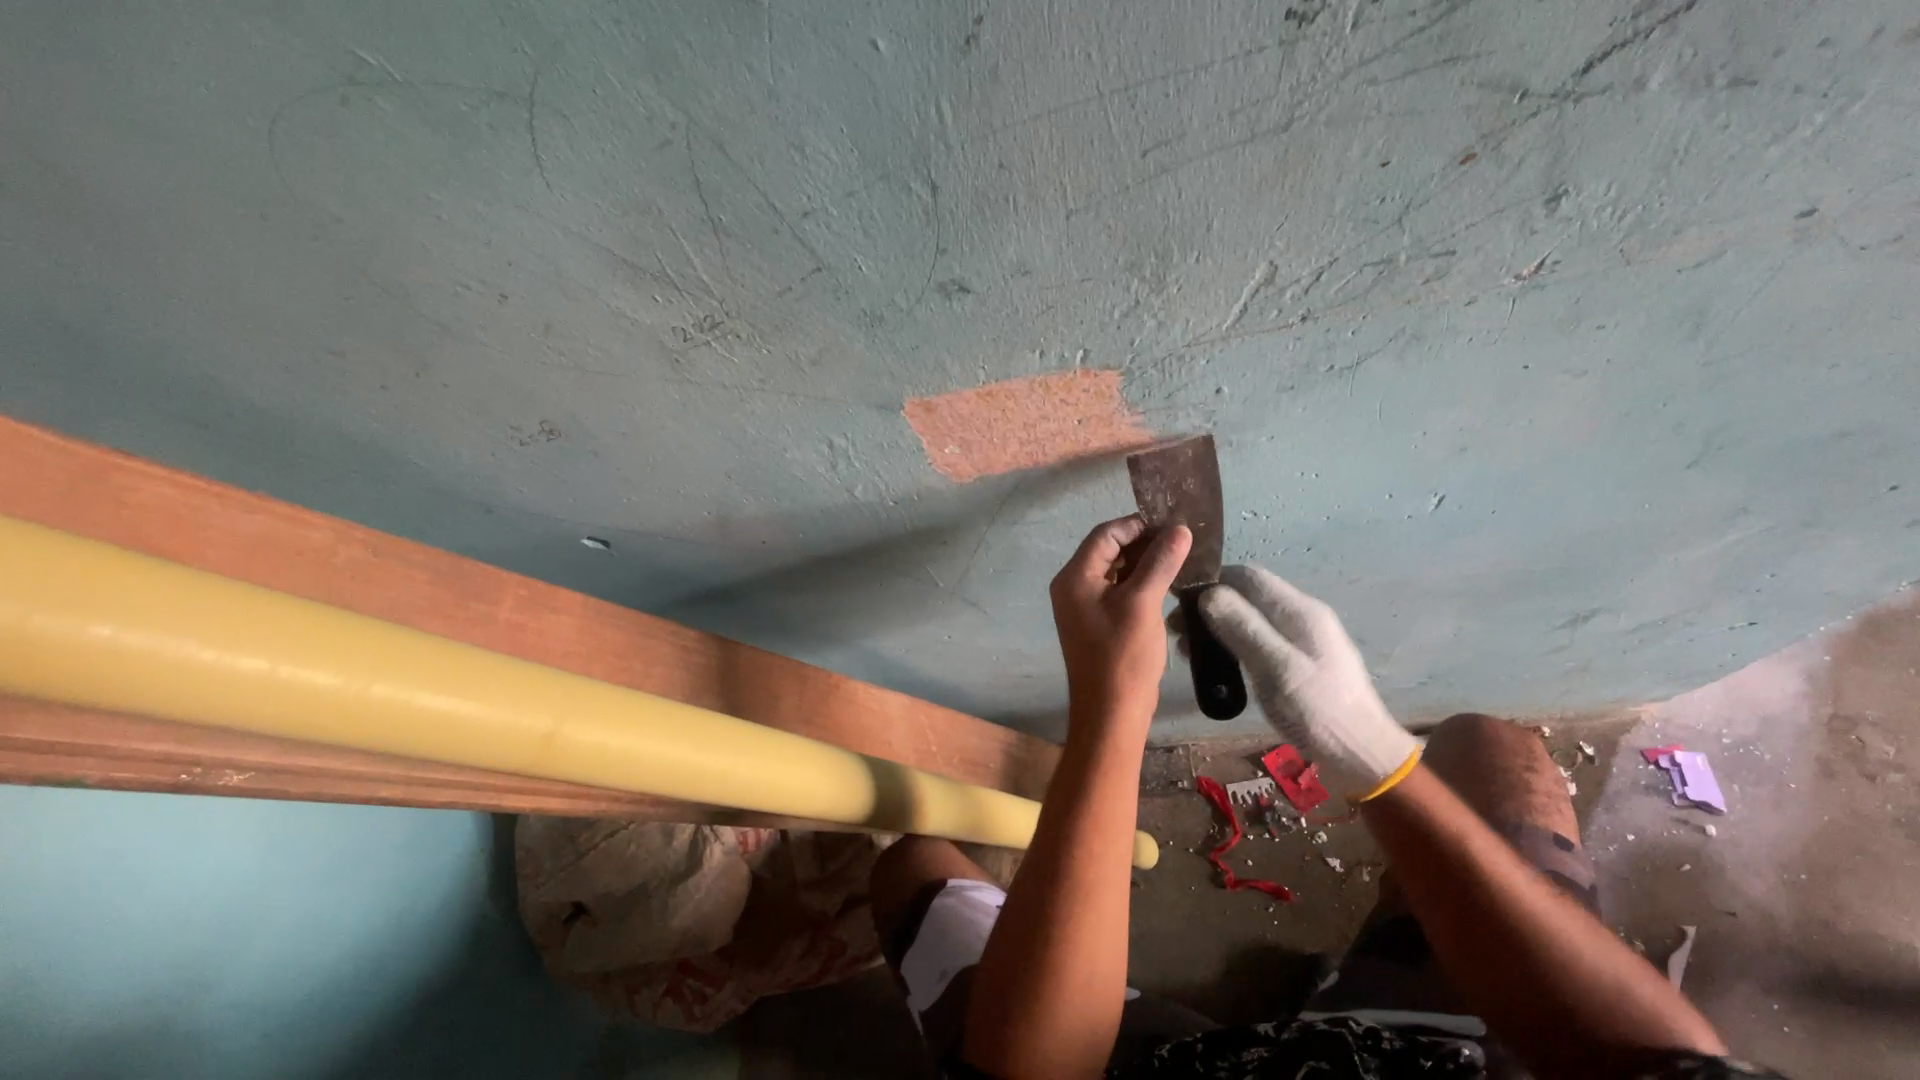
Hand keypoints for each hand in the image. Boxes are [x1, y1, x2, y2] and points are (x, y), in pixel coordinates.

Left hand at [1049, 515, 1191, 729]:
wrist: (1111, 711)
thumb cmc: (1123, 655)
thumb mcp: (1143, 603)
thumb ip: (1160, 562)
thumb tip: (1180, 530)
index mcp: (1074, 577)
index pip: (1105, 534)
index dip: (1138, 525)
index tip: (1174, 526)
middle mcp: (1073, 587)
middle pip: (1108, 550)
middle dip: (1143, 543)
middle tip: (1181, 542)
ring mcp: (1083, 606)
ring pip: (1115, 571)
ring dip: (1144, 563)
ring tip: (1179, 561)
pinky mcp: (1097, 622)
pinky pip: (1118, 590)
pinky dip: (1140, 583)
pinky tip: (1166, 585)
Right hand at [1198, 565, 1419, 800]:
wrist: (1360, 754)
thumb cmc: (1317, 710)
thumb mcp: (1276, 668)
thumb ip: (1243, 628)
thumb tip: (1208, 594)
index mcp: (1298, 611)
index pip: (1247, 576)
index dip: (1211, 581)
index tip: (1177, 602)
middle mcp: (1301, 616)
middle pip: (1247, 595)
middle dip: (1209, 607)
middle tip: (1177, 633)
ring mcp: (1301, 639)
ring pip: (1250, 619)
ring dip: (1217, 629)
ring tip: (1189, 653)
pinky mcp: (1298, 661)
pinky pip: (1258, 641)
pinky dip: (1232, 646)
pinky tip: (1218, 668)